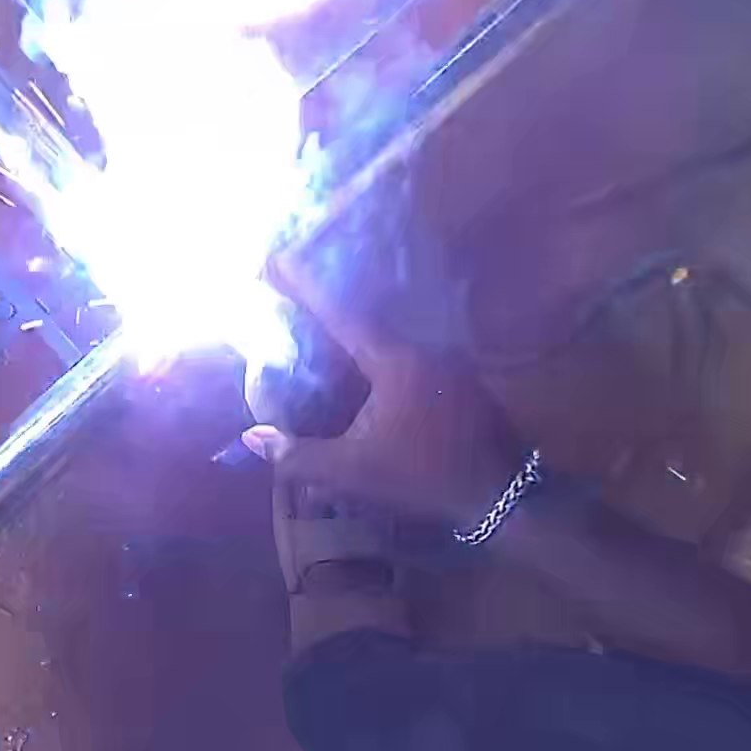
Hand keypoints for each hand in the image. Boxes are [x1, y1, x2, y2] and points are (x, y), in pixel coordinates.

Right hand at [241, 262, 524, 526]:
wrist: (499, 492)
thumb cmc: (424, 476)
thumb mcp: (356, 471)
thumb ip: (300, 455)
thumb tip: (251, 437)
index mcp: (393, 361)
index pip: (342, 313)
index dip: (308, 285)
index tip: (280, 258)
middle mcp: (420, 345)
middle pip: (365, 309)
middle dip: (328, 296)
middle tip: (294, 285)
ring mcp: (442, 355)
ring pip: (389, 324)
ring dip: (354, 317)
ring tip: (320, 313)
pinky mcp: (453, 369)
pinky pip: (405, 340)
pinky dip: (377, 338)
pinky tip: (361, 353)